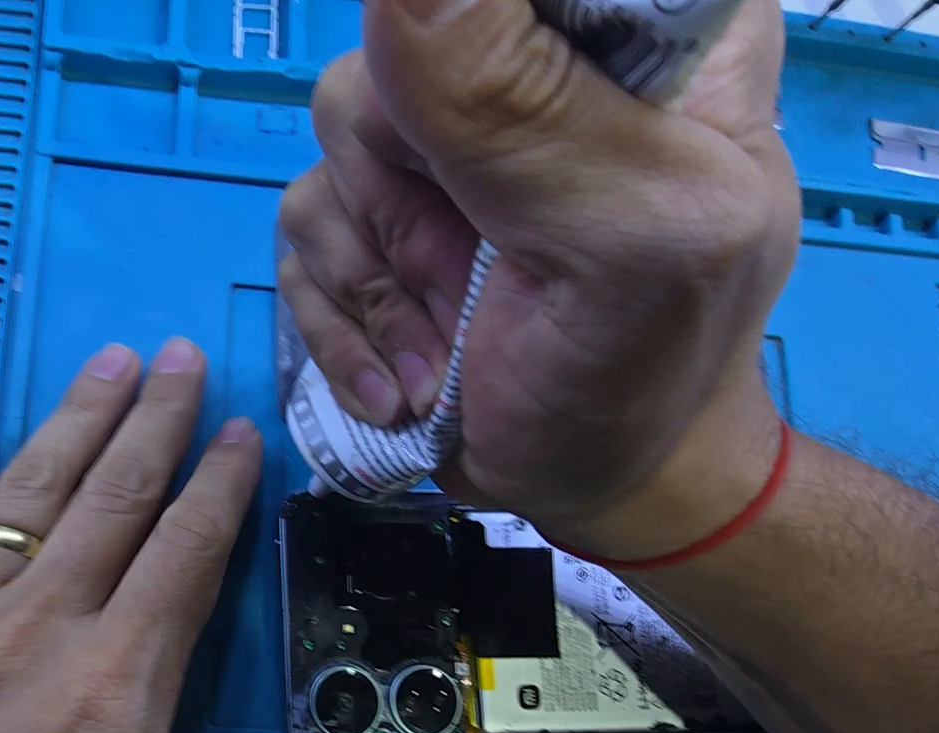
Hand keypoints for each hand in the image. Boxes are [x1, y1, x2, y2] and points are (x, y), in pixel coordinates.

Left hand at [0, 342, 393, 732]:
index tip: (239, 433)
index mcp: (121, 685)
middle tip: (183, 357)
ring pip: (32, 488)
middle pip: (117, 497)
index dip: (220, 483)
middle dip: (158, 420)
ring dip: (80, 417)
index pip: (187, 550)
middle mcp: (43, 630)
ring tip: (113, 361)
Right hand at [278, 0, 799, 558]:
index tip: (466, 174)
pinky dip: (339, 336)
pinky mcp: (370, 244)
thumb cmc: (640, 369)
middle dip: (400, 221)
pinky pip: (298, 260)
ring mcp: (425, 173)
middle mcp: (508, 84)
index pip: (484, 0)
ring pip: (318, 183)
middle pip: (370, 89)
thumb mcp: (621, 237)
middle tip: (465, 290)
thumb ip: (519, 104)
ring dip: (370, 297)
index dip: (446, 56)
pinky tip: (398, 386)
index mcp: (618, 38)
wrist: (585, 478)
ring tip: (436, 362)